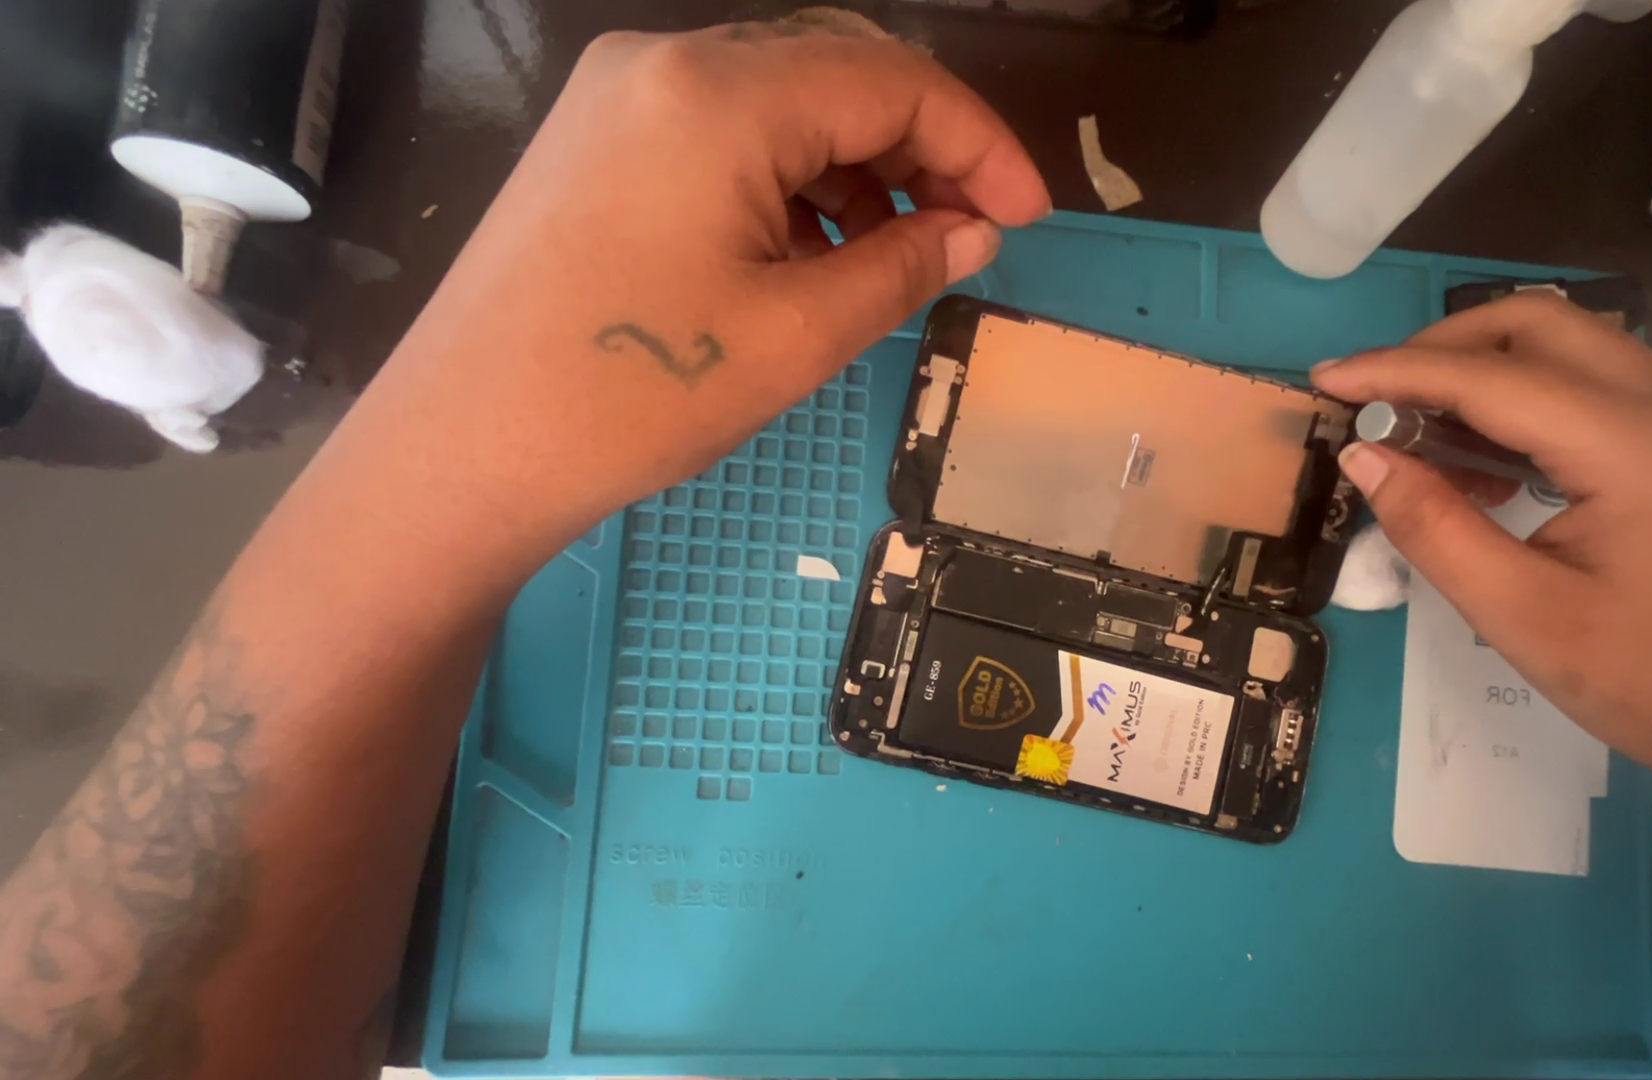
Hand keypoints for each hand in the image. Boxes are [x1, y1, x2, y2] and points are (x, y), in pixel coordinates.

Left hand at [348, 21, 1048, 562]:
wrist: (472, 446)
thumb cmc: (640, 396)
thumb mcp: (797, 335)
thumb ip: (902, 266)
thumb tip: (977, 230)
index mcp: (721, 95)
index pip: (892, 80)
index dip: (980, 144)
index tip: (1029, 214)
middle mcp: (668, 64)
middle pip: (839, 74)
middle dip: (925, 149)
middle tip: (973, 230)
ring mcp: (624, 99)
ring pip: (786, 106)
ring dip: (862, 168)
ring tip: (900, 251)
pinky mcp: (603, 145)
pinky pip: (731, 139)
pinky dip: (797, 185)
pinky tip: (817, 249)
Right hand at [1312, 292, 1651, 782]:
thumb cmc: (1646, 680)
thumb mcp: (1515, 612)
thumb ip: (1430, 525)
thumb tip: (1361, 455)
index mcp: (1637, 447)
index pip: (1491, 377)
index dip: (1394, 371)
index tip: (1323, 379)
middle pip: (1537, 326)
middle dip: (1437, 347)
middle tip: (1372, 398)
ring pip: (1564, 346)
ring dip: (1476, 370)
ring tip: (1415, 435)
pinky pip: (1586, 386)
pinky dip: (1515, 400)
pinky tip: (1479, 464)